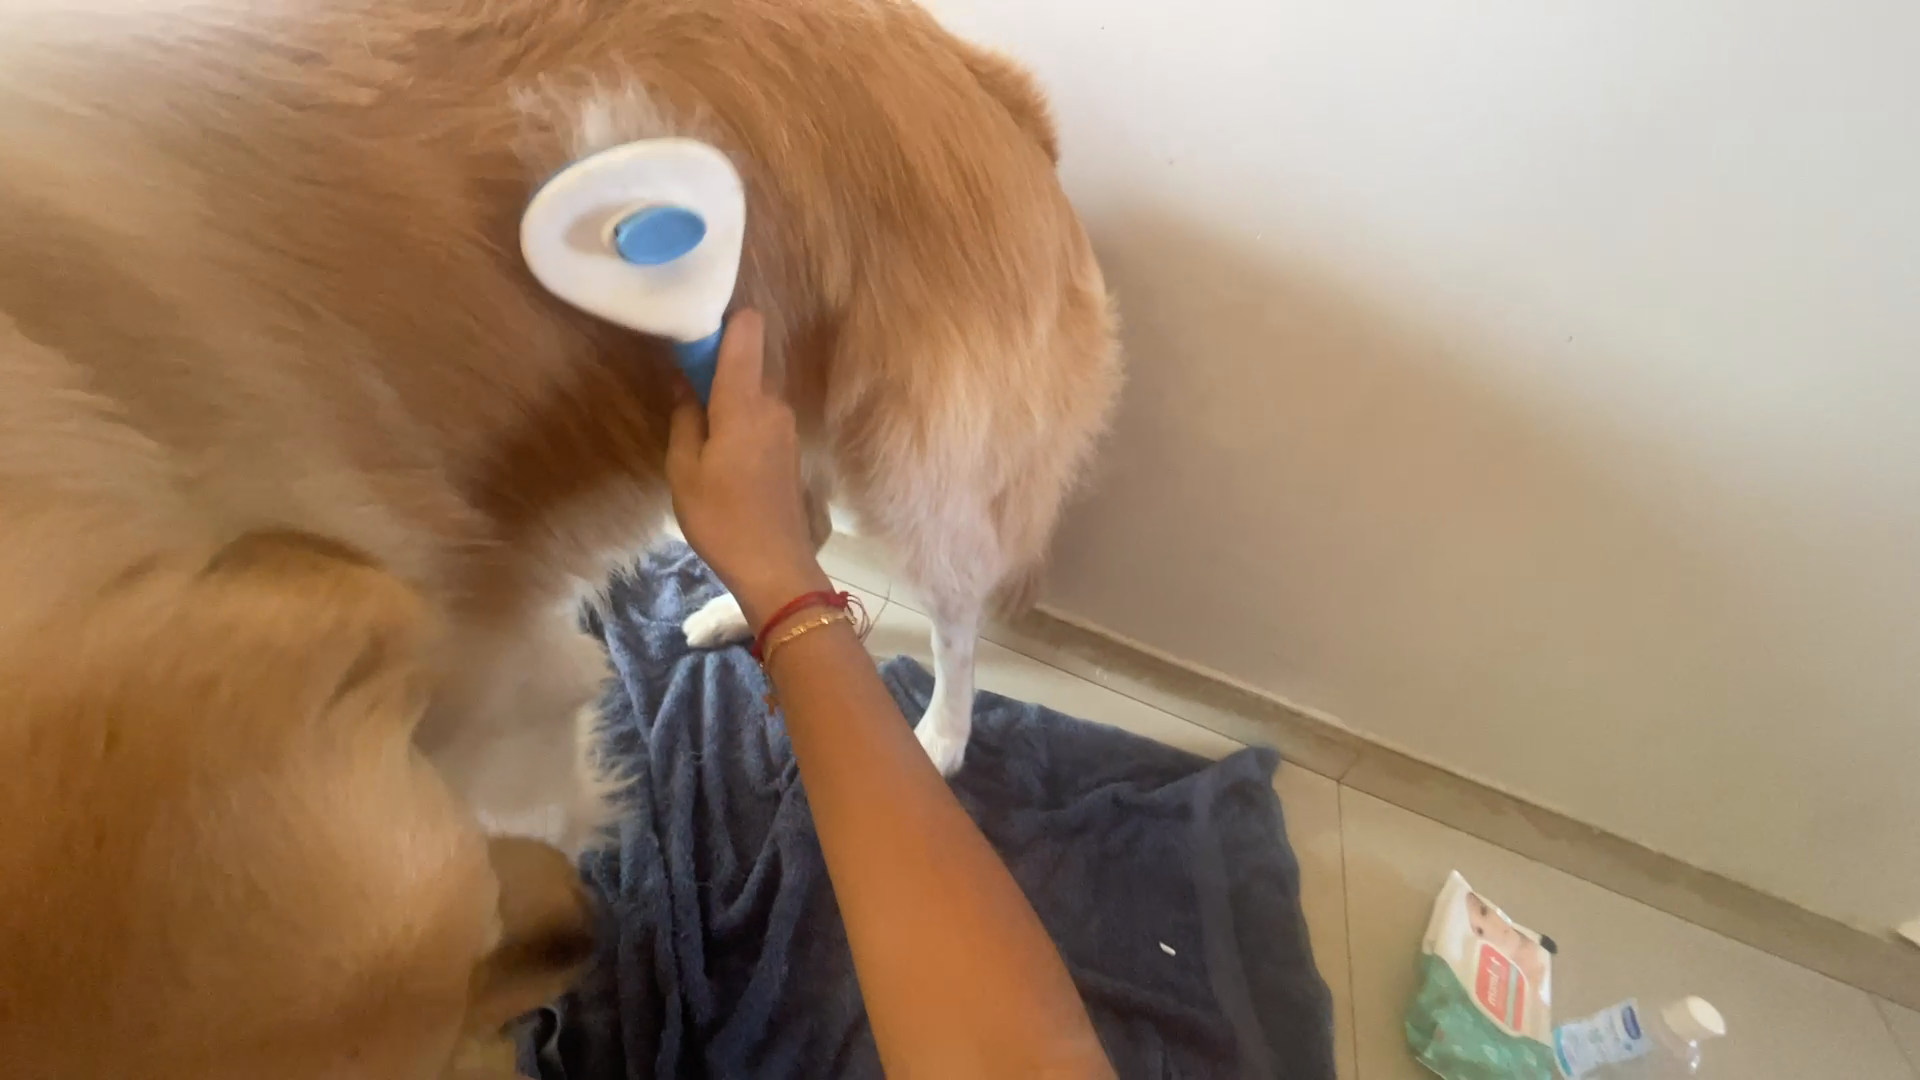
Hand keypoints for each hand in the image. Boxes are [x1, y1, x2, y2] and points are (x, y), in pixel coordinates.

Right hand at [666, 311, 831, 626]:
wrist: (775, 566)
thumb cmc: (721, 517)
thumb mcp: (684, 468)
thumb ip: (684, 415)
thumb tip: (683, 379)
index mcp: (746, 401)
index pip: (748, 330)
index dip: (723, 318)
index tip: (692, 327)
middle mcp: (774, 405)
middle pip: (747, 363)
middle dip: (715, 367)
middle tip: (679, 387)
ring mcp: (788, 428)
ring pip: (754, 393)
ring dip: (727, 398)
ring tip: (695, 425)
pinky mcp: (791, 449)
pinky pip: (762, 417)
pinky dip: (740, 419)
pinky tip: (720, 450)